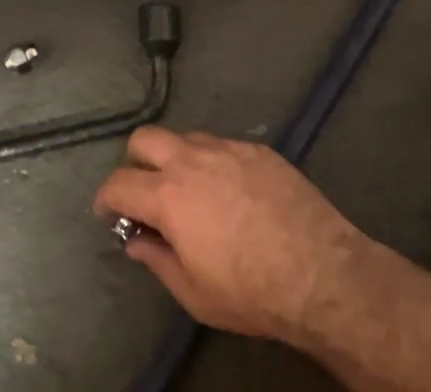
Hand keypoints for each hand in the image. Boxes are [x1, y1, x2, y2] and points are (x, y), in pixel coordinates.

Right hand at [93, 126, 363, 345]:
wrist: (324, 275)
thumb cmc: (252, 292)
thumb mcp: (194, 292)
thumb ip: (157, 260)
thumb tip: (137, 241)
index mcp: (168, 196)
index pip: (118, 183)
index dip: (106, 198)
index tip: (109, 213)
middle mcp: (192, 160)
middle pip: (144, 139)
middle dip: (134, 162)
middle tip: (144, 191)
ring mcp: (228, 149)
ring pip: (185, 137)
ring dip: (175, 158)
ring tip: (189, 189)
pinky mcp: (259, 151)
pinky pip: (222, 145)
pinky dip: (213, 162)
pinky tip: (229, 190)